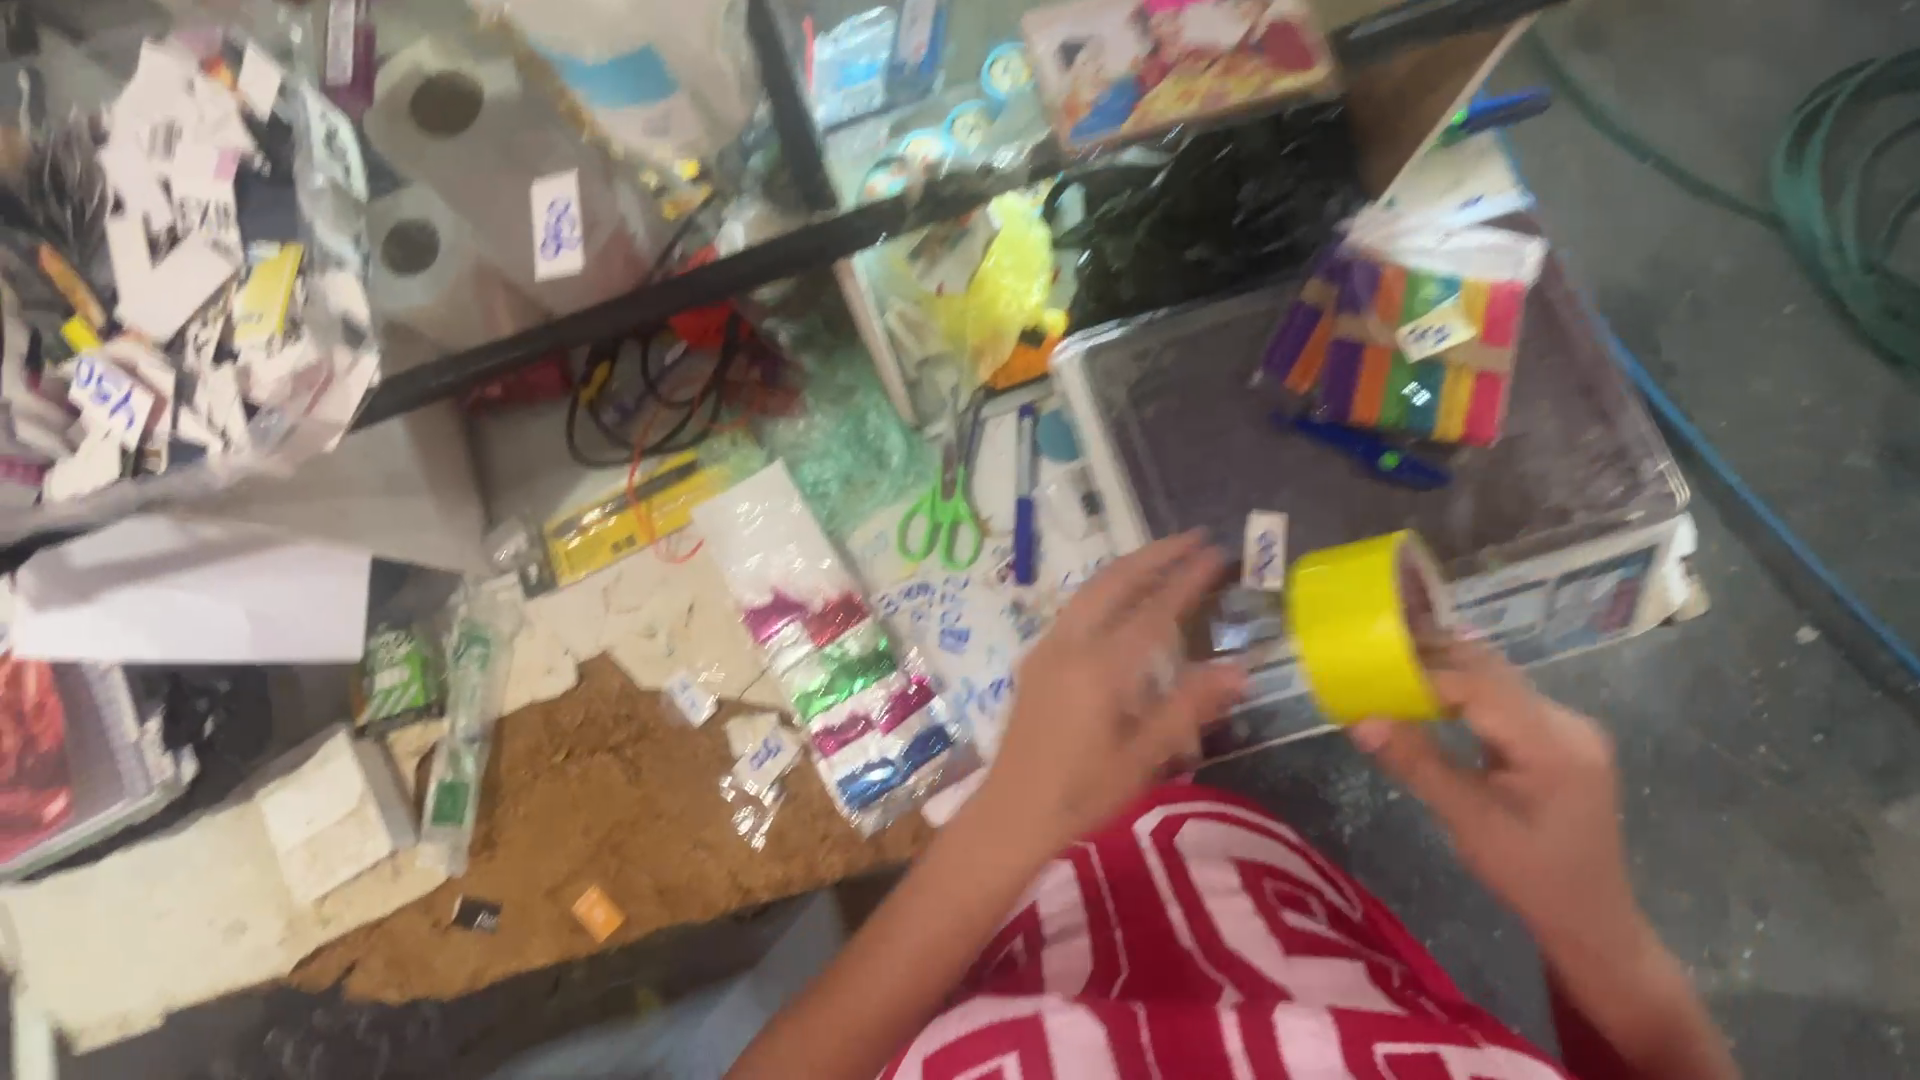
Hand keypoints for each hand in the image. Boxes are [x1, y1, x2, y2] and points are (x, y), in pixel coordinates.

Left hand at [974, 532, 1246, 855]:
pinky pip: (1075, 608)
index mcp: (1100, 668)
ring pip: (1090, 590)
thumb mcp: (1143, 757)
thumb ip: (1188, 707)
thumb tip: (1238, 668)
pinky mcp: (1036, 659)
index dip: (1188, 579)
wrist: (1011, 811)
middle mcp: (1069, 644)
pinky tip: (1123, 599)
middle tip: (1195, 538)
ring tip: (1165, 557)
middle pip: (1114, 582)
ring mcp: (1047, 648)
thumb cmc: (1081, 794)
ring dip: (1129, 568)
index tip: (1217, 554)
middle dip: (1156, 555)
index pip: (1154, 609)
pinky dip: (1106, 590)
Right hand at [1348, 641, 1653, 964]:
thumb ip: (1416, 764)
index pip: (1479, 687)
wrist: (1590, 918)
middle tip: (1373, 655)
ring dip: (1443, 670)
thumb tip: (1359, 721)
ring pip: (1494, 678)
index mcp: (1554, 744)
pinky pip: (1499, 698)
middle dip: (1431, 658)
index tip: (1371, 676)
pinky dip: (1457, 691)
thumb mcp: (1468, 821)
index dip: (1423, 675)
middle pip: (1490, 670)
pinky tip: (1425, 696)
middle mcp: (1565, 722)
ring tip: (1389, 669)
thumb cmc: (1531, 876)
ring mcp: (1563, 726)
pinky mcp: (1553, 736)